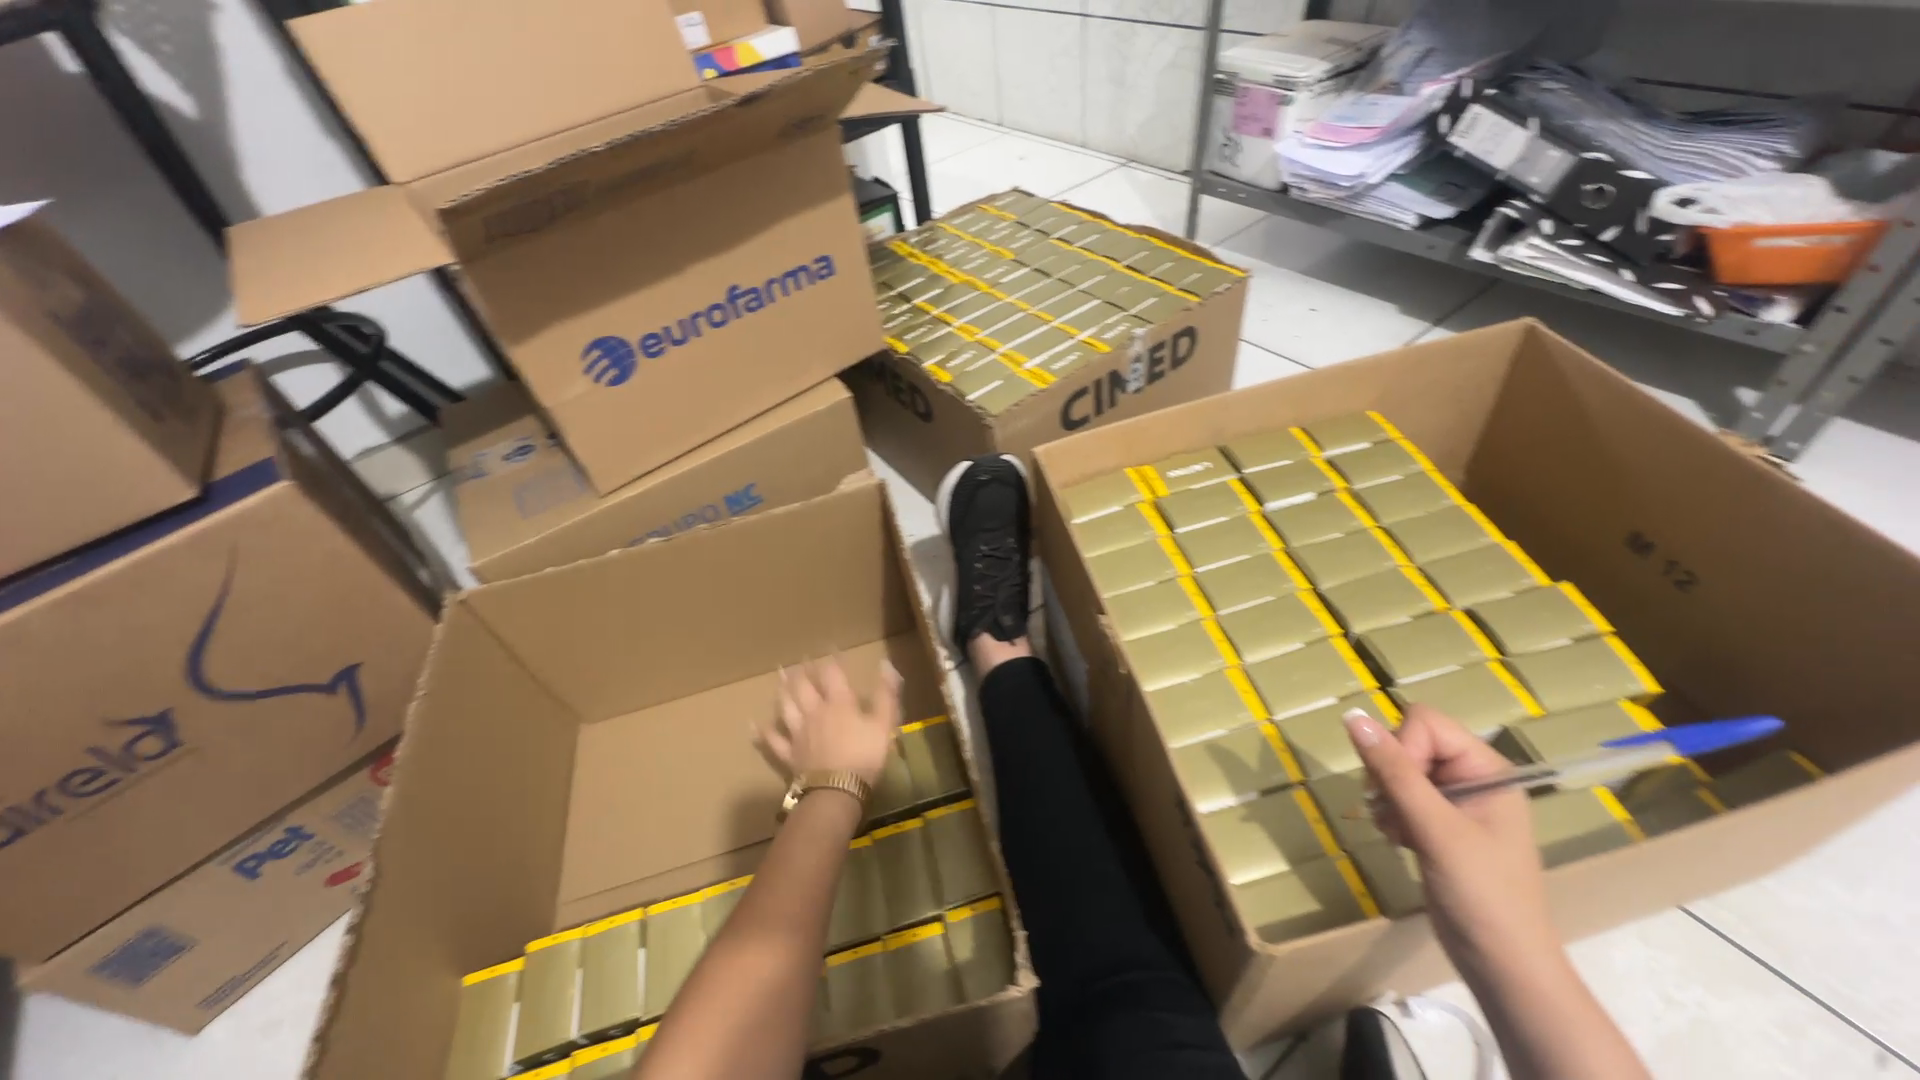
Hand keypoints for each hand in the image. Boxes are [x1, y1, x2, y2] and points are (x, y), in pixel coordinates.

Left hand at [761, 656, 901, 787]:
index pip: (832, 674)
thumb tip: (886, 664)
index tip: (828, 647)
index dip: (830, 659)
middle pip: (803, 687)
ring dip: (783, 691)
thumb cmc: (865, 756)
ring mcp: (798, 733)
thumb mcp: (884, 724)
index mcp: (838, 704)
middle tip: (798, 660)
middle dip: (801, 671)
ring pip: (786, 706)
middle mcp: (814, 712)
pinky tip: (753, 725)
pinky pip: (772, 740)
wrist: (837, 790)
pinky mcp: (789, 754)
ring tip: (779, 678)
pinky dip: (762, 732)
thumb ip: (885, 694)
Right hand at [1343, 705, 1557, 968]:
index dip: (1401, 749)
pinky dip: (1391, 816)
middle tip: (1396, 818)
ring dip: (1387, 800)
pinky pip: (1400, 796)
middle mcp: (1472, 777)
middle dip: (1390, 777)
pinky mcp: (1439, 825)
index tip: (1402, 793)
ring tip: (1399, 834)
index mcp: (1486, 768)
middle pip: (1408, 743)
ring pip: (1398, 771)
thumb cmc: (1482, 893)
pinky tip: (1401, 842)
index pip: (1424, 723)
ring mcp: (1456, 802)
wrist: (1503, 964)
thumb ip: (1394, 771)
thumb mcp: (1435, 829)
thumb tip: (1351, 717)